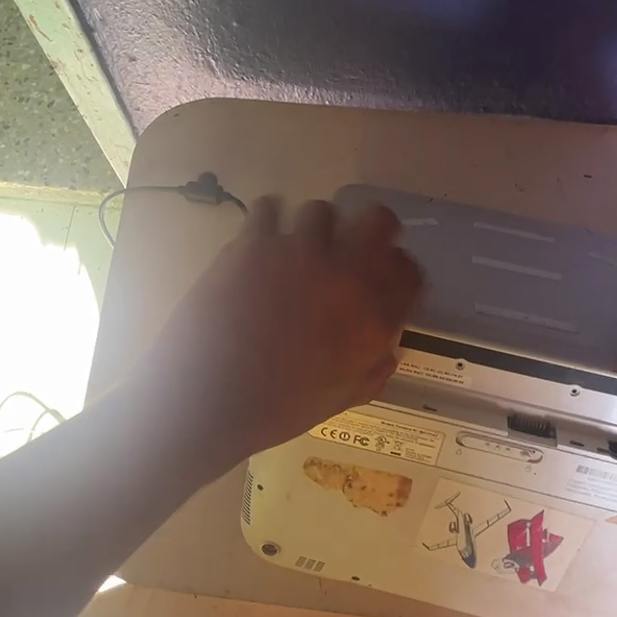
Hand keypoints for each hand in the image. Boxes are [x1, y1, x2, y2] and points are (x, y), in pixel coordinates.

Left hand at [135, 197, 423, 466]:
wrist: (208, 398)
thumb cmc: (277, 408)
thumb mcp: (343, 398)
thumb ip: (374, 367)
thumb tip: (388, 345)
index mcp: (373, 318)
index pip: (409, 271)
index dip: (398, 271)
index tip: (384, 276)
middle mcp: (345, 275)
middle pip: (378, 221)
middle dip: (370, 229)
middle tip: (350, 246)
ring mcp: (298, 253)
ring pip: (321, 210)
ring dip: (315, 228)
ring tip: (298, 248)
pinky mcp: (253, 244)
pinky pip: (270, 208)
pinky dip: (269, 221)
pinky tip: (262, 242)